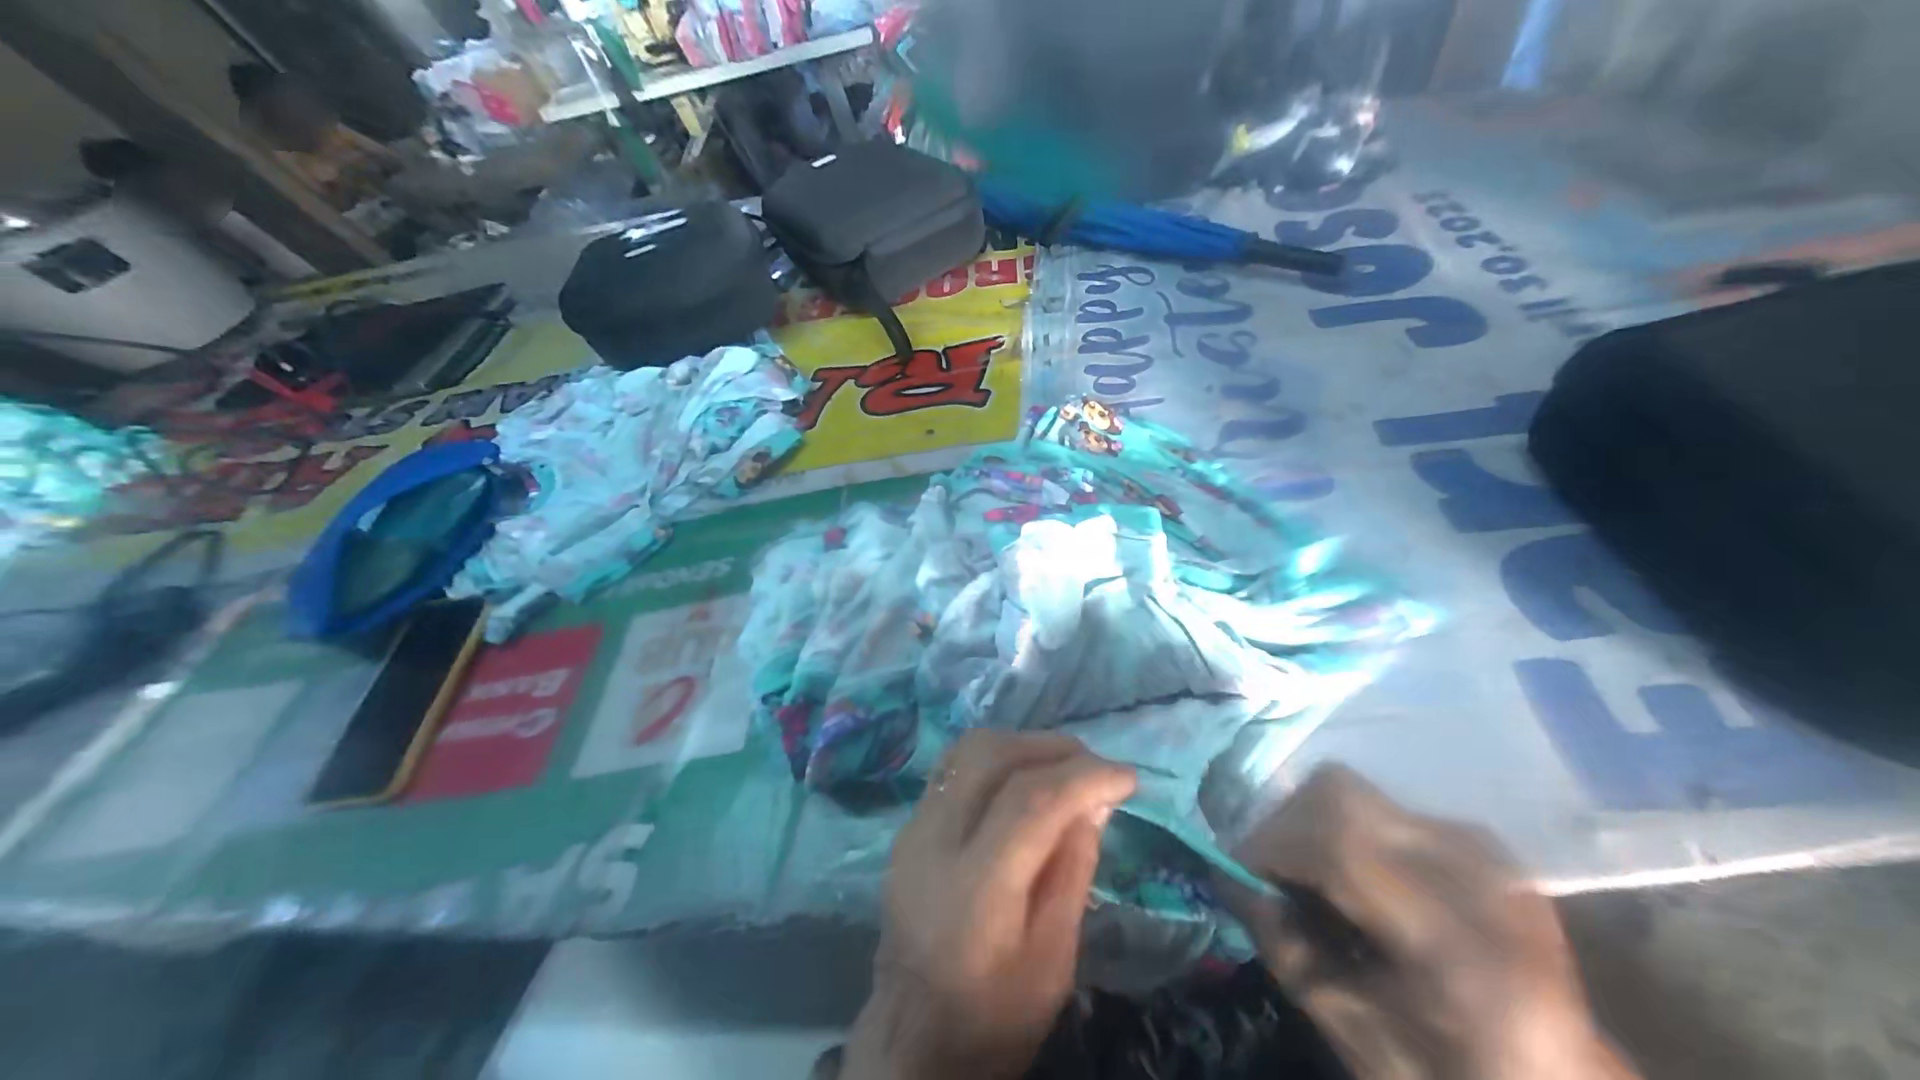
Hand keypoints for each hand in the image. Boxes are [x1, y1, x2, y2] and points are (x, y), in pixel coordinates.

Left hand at [842, 732, 1136, 1079]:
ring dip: (1023, 745)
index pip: (1031, 801)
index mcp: (974, 887)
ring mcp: (913, 829)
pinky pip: (954, 768)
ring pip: (968, 750)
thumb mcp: (1053, 961)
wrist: (913, 1038)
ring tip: (1065, 766)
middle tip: (1096, 767)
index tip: (1127, 778)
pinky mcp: (908, 827)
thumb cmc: (993, 1015)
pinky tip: (1024, 780)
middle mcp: (933, 841)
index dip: (1085, 777)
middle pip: (993, 756)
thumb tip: (1093, 802)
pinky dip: (997, 759)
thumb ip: (1072, 872)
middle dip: (1053, 749)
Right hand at [1222, 765, 1638, 1079]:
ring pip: (1355, 790)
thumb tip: (1224, 873)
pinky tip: (1351, 878)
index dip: (1267, 847)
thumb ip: (1281, 942)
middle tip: (1267, 871)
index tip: (1235, 874)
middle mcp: (1475, 872)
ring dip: (1309, 821)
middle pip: (1337, 793)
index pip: (1334, 842)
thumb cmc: (1448, 1073)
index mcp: (1453, 937)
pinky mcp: (1482, 843)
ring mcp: (1485, 850)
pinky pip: (1385, 809)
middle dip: (1281, 823)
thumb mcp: (1350, 1026)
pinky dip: (1345, 829)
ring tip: (1306, 874)